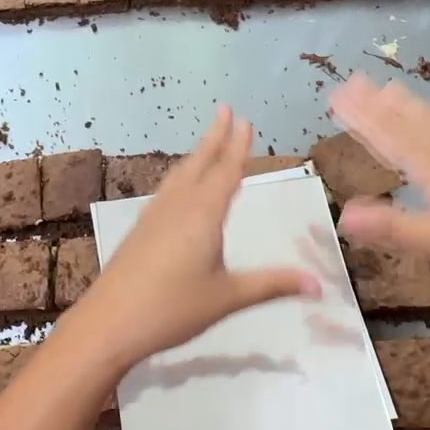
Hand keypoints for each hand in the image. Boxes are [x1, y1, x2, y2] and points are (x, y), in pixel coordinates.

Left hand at [65, 108, 319, 369]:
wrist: (110, 320)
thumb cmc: (173, 307)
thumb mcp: (228, 298)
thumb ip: (272, 286)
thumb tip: (319, 284)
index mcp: (203, 214)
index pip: (225, 172)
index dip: (237, 145)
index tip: (244, 119)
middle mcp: (178, 205)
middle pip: (199, 163)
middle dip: (214, 137)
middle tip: (225, 110)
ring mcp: (154, 215)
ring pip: (179, 175)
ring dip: (196, 155)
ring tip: (206, 143)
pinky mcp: (141, 228)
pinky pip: (167, 190)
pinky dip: (181, 176)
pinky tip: (179, 187)